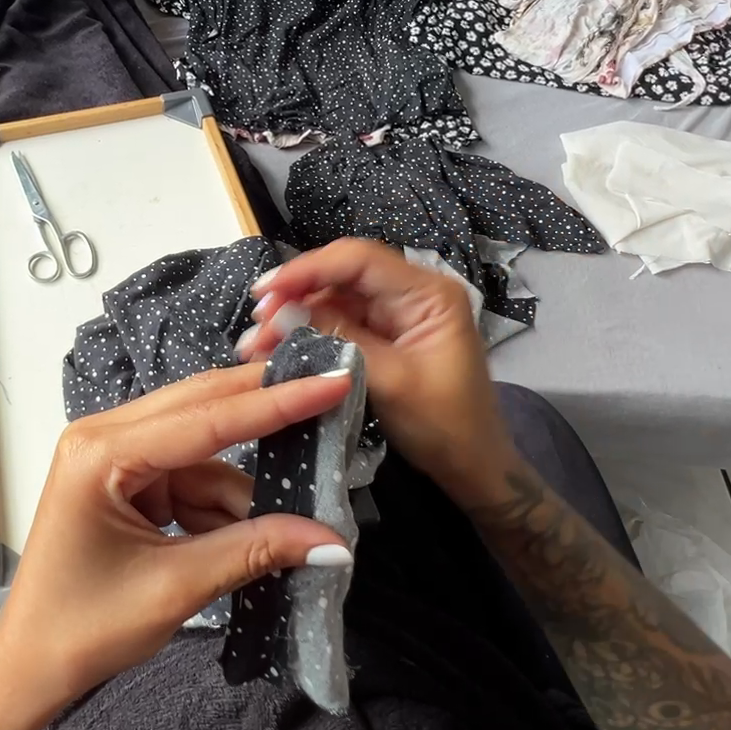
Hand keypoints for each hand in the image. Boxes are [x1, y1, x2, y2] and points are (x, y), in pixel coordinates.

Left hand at [0, 365, 354, 719]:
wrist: (30, 664)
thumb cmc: (83, 628)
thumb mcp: (174, 588)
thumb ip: (254, 551)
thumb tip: (332, 540)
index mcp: (101, 452)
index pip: (204, 418)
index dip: (275, 401)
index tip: (330, 381)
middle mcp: (105, 436)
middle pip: (203, 410)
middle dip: (265, 414)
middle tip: (330, 400)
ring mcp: (116, 454)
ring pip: (205, 453)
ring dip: (242, 493)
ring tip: (284, 533)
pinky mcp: (129, 477)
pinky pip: (193, 477)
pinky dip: (221, 507)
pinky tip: (239, 540)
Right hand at [238, 237, 519, 506]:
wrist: (473, 469)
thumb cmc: (445, 426)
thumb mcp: (390, 382)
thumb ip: (338, 339)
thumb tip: (283, 313)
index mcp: (428, 293)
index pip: (359, 260)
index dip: (308, 268)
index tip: (266, 290)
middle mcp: (411, 292)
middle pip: (342, 275)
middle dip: (296, 292)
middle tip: (257, 319)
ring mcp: (395, 313)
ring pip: (334, 298)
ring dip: (295, 314)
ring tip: (259, 338)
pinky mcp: (382, 334)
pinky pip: (337, 321)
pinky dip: (308, 331)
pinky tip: (279, 344)